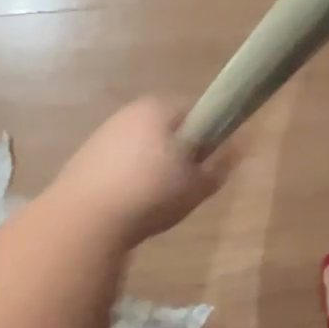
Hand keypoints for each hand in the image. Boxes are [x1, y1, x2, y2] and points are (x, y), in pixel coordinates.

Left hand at [47, 98, 238, 246]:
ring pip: (144, 144)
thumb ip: (223, 161)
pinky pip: (121, 161)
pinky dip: (131, 176)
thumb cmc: (150, 194)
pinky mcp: (86, 156)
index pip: (198, 108)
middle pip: (168, 126)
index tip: (213, 160)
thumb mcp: (198, 184)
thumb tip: (245, 142)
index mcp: (158, 107)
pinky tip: (132, 203)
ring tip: (159, 199)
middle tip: (189, 183)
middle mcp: (129, 111)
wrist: (84, 220)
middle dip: (182, 150)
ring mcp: (104, 133)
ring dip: (155, 165)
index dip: (212, 132)